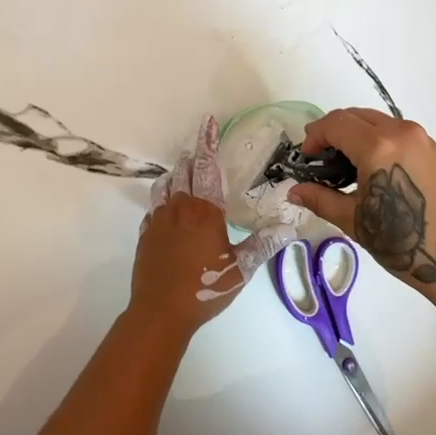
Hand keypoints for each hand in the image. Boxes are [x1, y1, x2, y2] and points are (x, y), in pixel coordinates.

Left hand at [129, 118, 296, 336]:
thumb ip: (264, 244)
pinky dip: (163, 199)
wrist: (159, 312)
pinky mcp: (145, 234)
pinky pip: (154, 207)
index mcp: (205, 210)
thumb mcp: (241, 268)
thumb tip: (290, 226)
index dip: (208, 142)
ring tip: (186, 174)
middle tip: (203, 151)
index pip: (208, 167)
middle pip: (184, 171)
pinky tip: (169, 208)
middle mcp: (179, 207)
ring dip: (176, 175)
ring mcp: (158, 220)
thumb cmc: (204, 289)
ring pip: (165, 185)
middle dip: (194, 157)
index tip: (208, 122)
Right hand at [287, 109, 435, 327]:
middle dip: (332, 132)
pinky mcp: (432, 148)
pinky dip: (375, 139)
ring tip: (344, 167)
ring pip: (376, 121)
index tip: (305, 158)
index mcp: (378, 146)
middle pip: (355, 115)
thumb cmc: (404, 242)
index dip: (314, 137)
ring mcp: (420, 137)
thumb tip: (294, 191)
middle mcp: (400, 131)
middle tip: (320, 160)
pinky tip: (371, 169)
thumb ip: (321, 199)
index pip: (335, 123)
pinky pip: (394, 131)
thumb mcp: (356, 221)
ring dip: (354, 134)